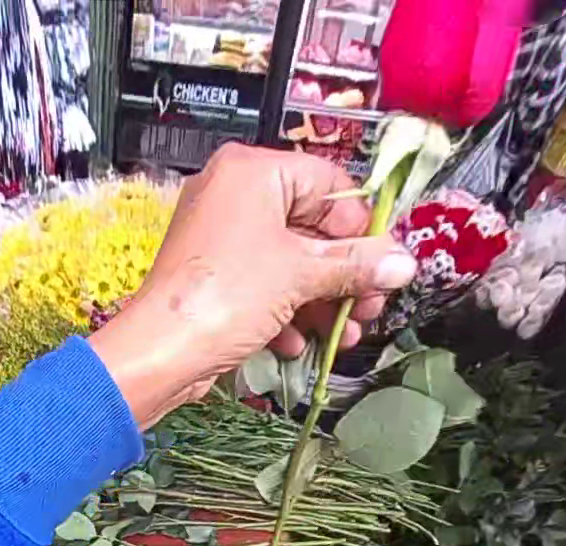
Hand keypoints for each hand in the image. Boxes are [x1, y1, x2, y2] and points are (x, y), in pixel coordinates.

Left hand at [88, 144, 416, 427]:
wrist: (162, 353)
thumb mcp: (300, 275)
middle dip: (344, 277)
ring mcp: (224, 243)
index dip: (361, 226)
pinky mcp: (218, 283)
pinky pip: (265, 291)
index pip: (327, 184)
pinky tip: (295, 344)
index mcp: (252, 172)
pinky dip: (286, 317)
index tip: (385, 263)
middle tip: (370, 307)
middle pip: (311, 231)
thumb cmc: (225, 296)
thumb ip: (356, 266)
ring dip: (322, 305)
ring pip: (291, 267)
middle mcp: (235, 198)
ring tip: (343, 337)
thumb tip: (404, 263)